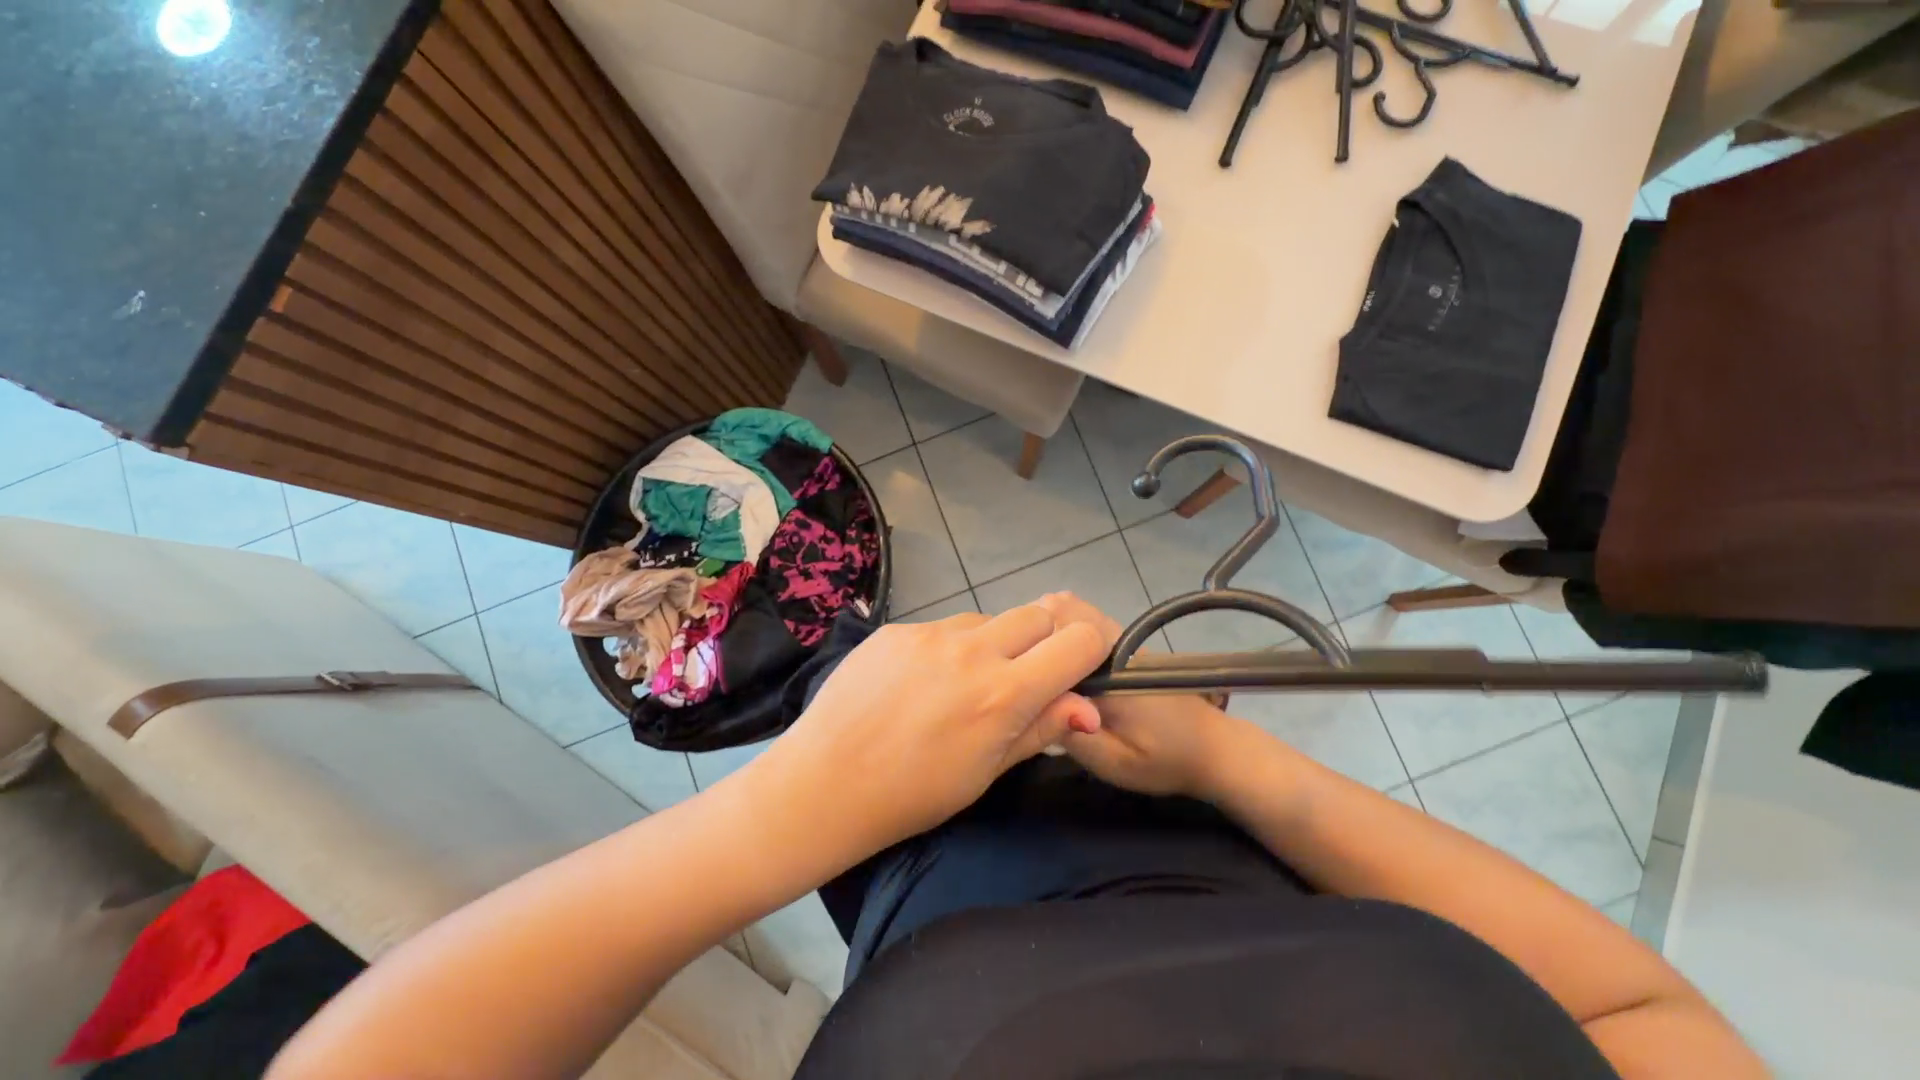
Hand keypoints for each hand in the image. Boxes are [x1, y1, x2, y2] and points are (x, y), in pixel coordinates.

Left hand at [742, 604, 1108, 860]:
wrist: (823, 784)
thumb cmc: (913, 795)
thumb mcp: (986, 772)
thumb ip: (1040, 728)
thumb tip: (1089, 707)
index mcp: (1004, 692)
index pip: (1079, 641)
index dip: (1089, 653)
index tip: (1077, 674)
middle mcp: (972, 650)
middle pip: (1038, 616)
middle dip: (1043, 643)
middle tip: (1021, 681)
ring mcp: (929, 634)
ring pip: (986, 620)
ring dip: (993, 644)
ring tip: (961, 688)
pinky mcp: (894, 629)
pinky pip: (941, 628)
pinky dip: (948, 648)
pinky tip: (920, 685)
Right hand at [1032, 592, 1238, 798]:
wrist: (1215, 752)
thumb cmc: (1164, 761)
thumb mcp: (1113, 762)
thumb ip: (1071, 735)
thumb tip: (1028, 707)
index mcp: (1110, 669)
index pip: (1058, 630)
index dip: (1027, 646)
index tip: (1007, 674)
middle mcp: (1114, 642)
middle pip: (1062, 609)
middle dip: (1032, 634)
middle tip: (1016, 672)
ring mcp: (1120, 639)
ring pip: (1071, 610)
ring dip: (1046, 634)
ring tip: (1031, 671)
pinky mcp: (1123, 645)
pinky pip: (1083, 623)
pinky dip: (1061, 637)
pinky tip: (1054, 671)